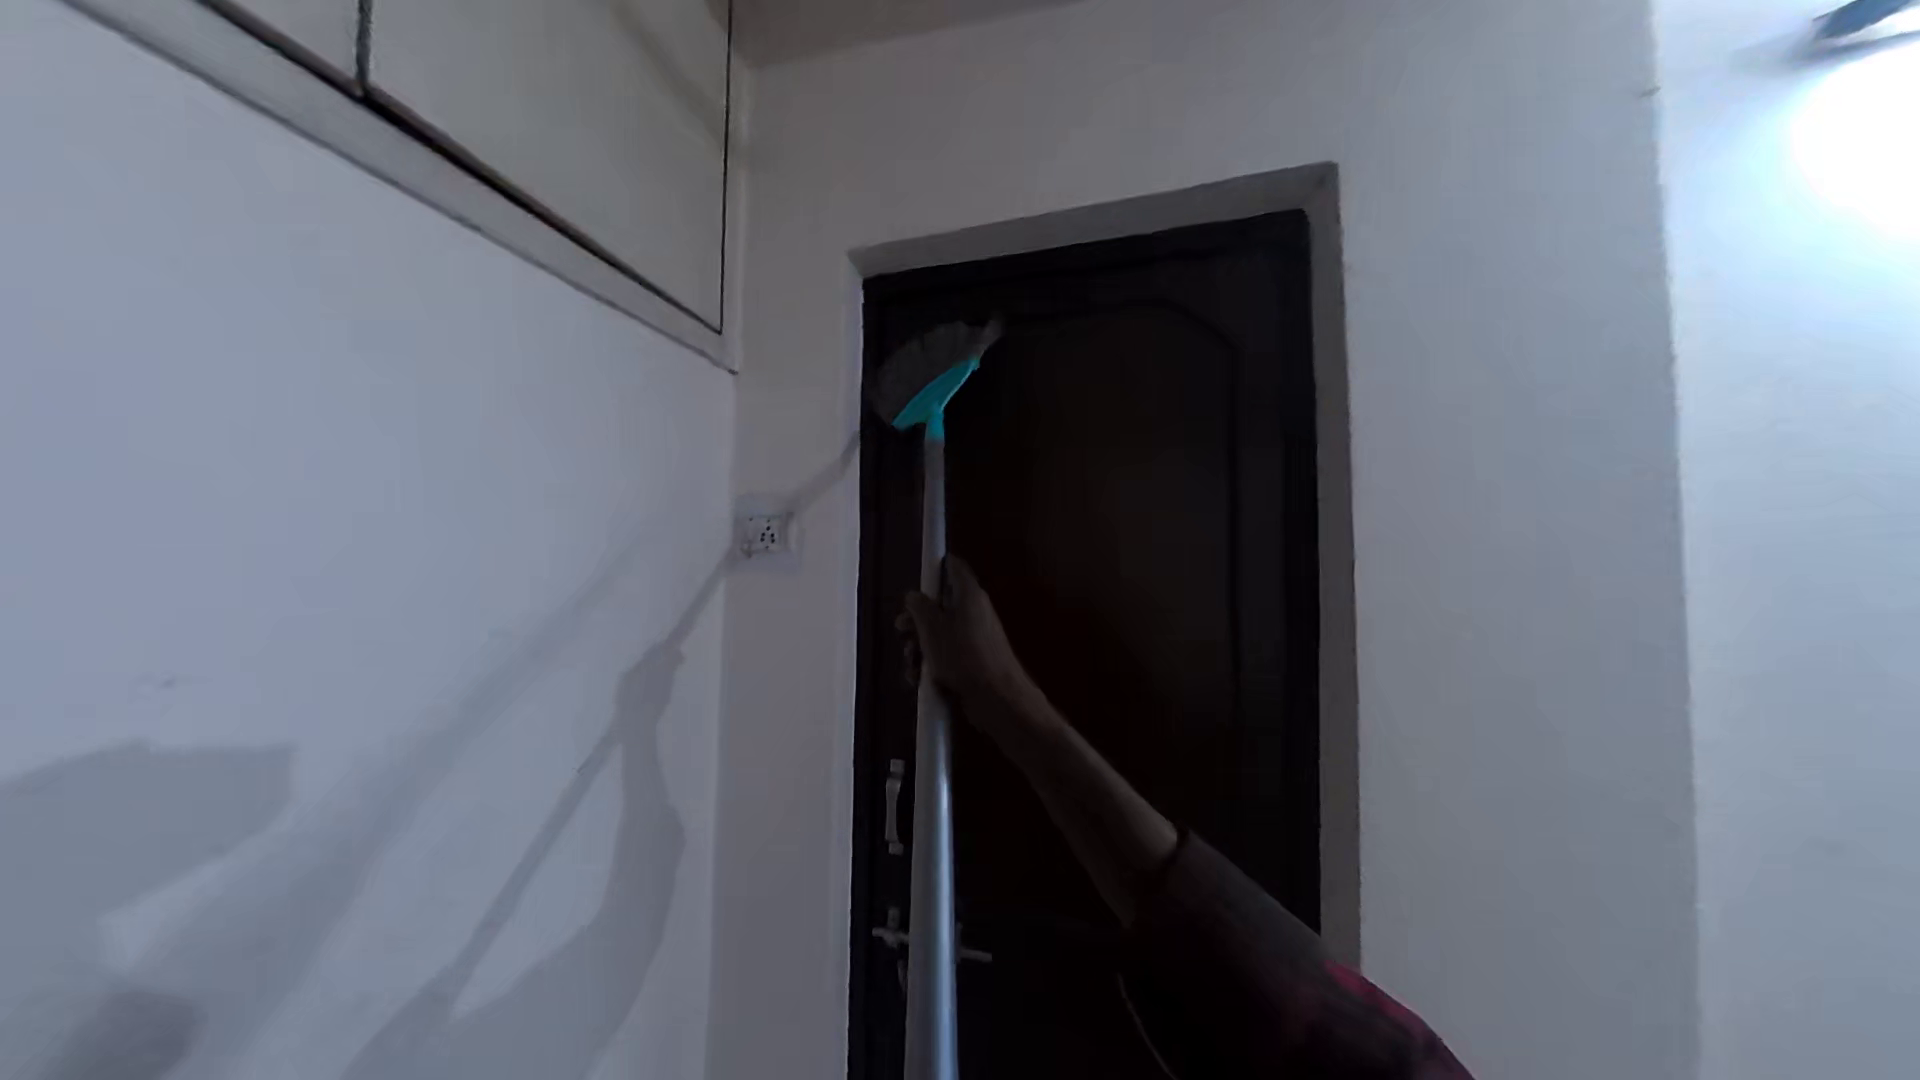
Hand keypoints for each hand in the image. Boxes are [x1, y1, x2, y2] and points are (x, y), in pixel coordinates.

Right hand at [896, 557, 1038, 710]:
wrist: (996, 697)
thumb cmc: (962, 655)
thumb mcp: (932, 628)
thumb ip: (919, 607)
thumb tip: (914, 595)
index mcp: (969, 595)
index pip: (954, 568)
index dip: (937, 566)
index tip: (919, 575)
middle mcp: (974, 612)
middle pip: (940, 606)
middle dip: (917, 620)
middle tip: (902, 630)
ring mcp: (975, 638)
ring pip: (940, 634)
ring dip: (920, 647)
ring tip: (911, 664)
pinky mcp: (973, 661)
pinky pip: (947, 654)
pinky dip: (932, 664)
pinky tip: (918, 680)